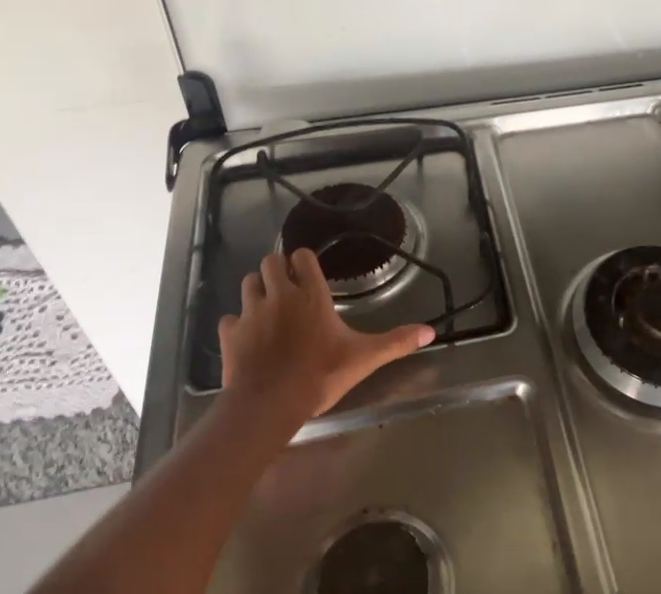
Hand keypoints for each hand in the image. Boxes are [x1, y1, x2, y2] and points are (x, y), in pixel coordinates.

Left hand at [217, 249, 433, 420]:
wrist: (269, 404)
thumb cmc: (320, 376)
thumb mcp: (363, 359)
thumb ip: (395, 342)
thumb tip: (430, 332)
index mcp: (310, 295)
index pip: (301, 257)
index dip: (304, 262)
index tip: (309, 274)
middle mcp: (279, 295)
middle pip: (270, 261)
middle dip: (277, 270)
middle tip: (287, 288)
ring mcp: (250, 313)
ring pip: (247, 283)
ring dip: (256, 289)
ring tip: (267, 306)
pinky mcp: (230, 334)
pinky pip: (229, 319)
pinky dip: (236, 324)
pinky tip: (246, 337)